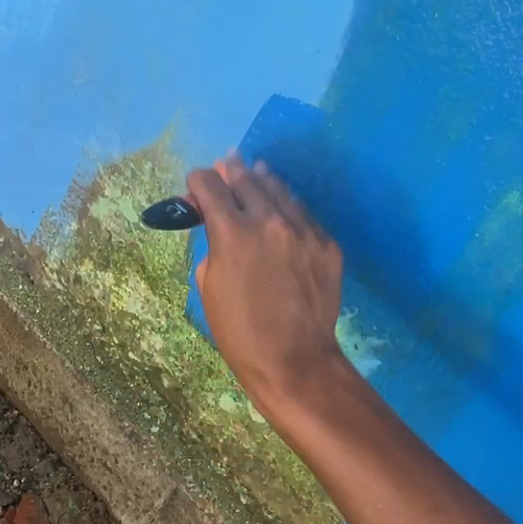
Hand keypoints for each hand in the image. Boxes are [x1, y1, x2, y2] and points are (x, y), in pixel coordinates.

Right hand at [186, 153, 348, 418]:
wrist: (295, 360)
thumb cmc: (239, 330)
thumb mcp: (208, 284)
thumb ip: (212, 244)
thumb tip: (216, 224)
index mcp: (232, 232)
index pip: (210, 184)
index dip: (198, 181)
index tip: (196, 185)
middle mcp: (269, 221)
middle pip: (245, 178)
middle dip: (230, 170)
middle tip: (225, 163)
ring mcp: (303, 230)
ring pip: (278, 189)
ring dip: (261, 180)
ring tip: (254, 172)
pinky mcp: (326, 243)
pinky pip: (302, 213)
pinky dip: (286, 205)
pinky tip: (281, 207)